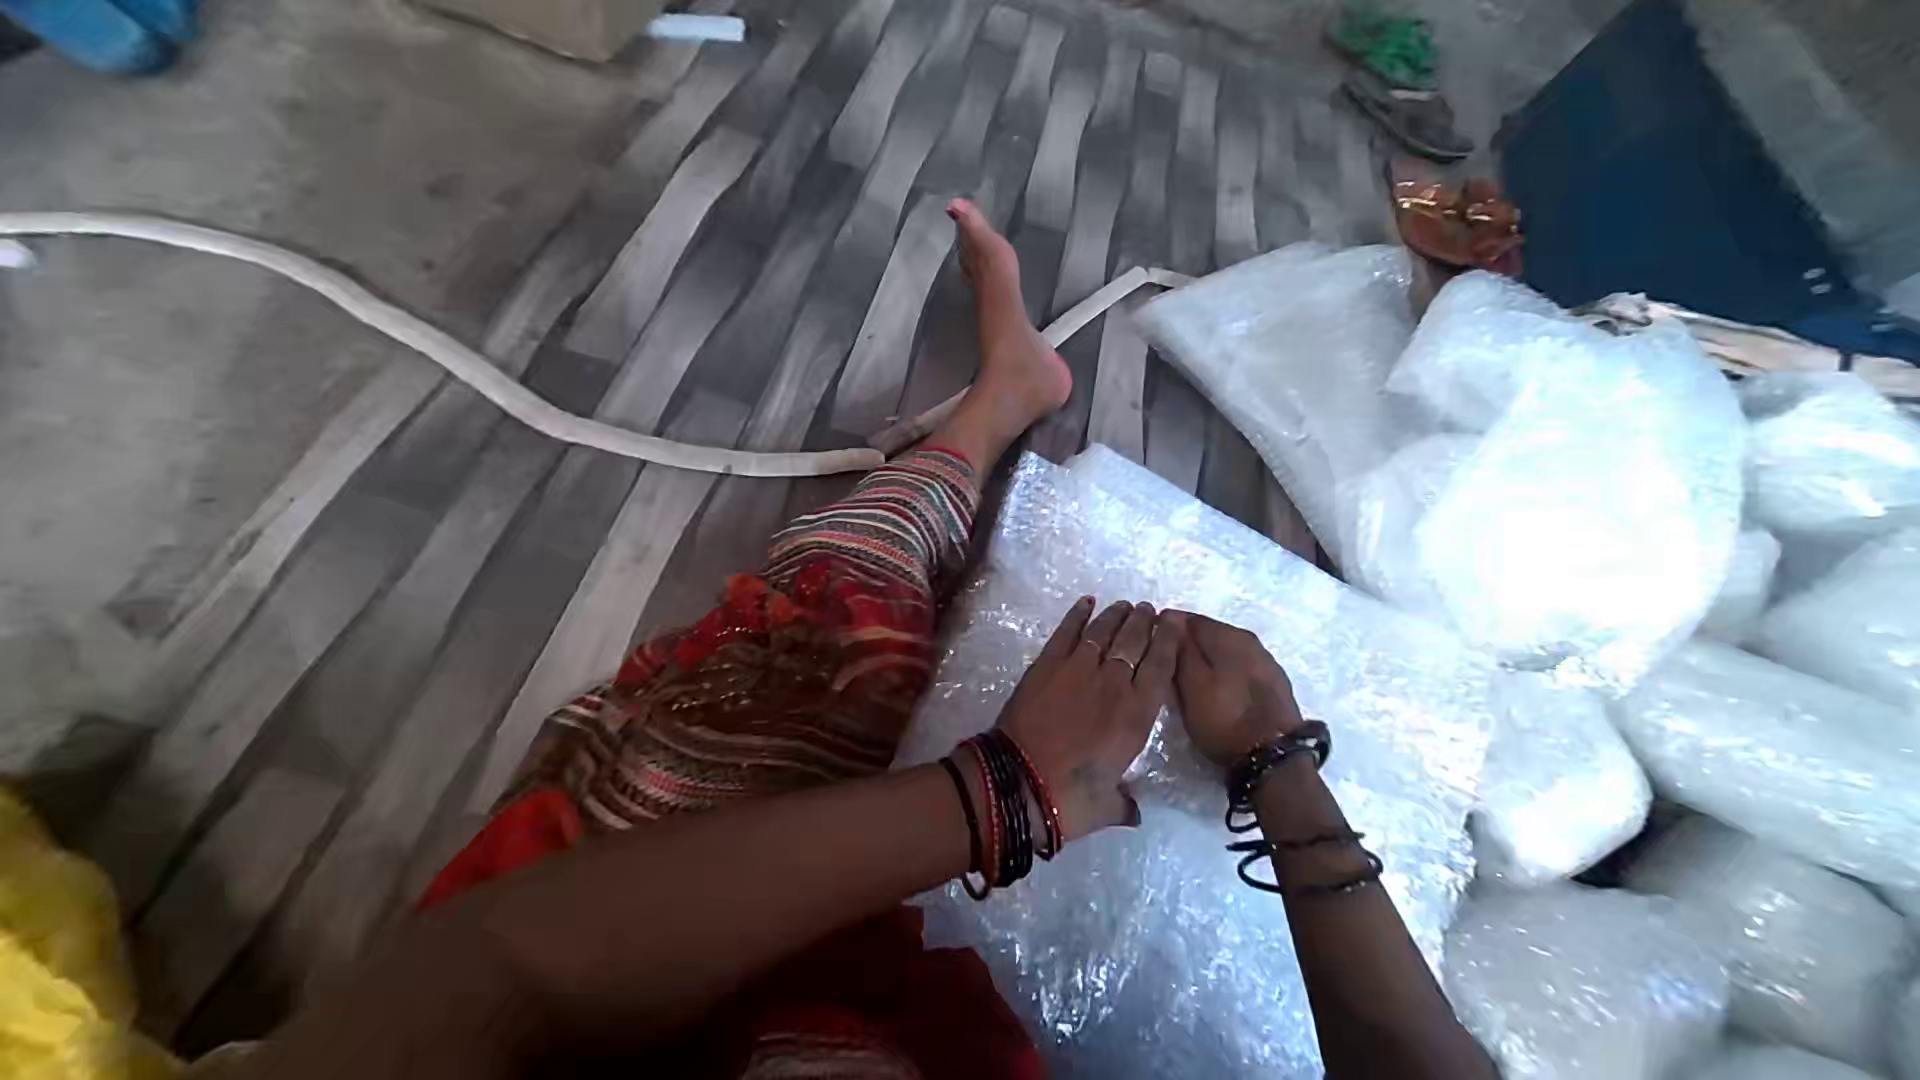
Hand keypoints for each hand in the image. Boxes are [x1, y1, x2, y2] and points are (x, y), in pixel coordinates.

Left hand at [993, 598, 1179, 840]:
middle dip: (1144, 622)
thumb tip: (1134, 812)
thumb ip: (1125, 804)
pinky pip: (1067, 632)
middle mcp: (1112, 685)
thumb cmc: (1069, 799)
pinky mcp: (1046, 665)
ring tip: (1124, 606)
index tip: (1174, 623)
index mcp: (1136, 716)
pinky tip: (1086, 602)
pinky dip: (1077, 614)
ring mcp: (1077, 670)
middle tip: (1148, 609)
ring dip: (1116, 616)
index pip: (1161, 668)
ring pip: (1103, 632)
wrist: (1018, 783)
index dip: (1169, 642)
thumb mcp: (1107, 807)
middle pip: (1134, 642)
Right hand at [1161, 612, 1304, 766]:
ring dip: (1205, 660)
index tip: (1149, 647)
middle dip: (1186, 645)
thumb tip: (1170, 618)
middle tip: (1165, 667)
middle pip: (1207, 633)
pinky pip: (1238, 667)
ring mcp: (1265, 662)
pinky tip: (1214, 690)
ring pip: (1223, 651)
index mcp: (1228, 635)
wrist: (1274, 757)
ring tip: (1187, 680)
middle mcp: (1249, 640)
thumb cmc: (1224, 719)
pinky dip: (1222, 672)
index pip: (1187, 618)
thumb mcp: (1190, 683)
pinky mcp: (1273, 684)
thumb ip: (1180, 648)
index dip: (1165, 629)